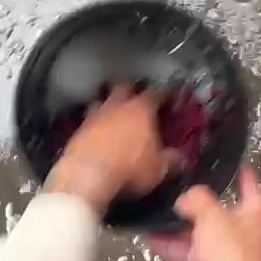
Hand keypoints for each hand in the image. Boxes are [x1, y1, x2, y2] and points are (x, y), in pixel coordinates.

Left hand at [45, 85, 178, 211]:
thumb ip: (172, 160)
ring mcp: (95, 114)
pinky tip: (96, 130)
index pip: (156, 93)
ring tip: (113, 112)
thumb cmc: (130, 168)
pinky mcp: (78, 128)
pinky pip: (88, 118)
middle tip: (137, 97)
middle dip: (132, 89)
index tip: (169, 95)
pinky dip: (94, 122)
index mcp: (141, 109)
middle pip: (124, 86)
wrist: (87, 174)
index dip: (164, 93)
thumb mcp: (159, 169)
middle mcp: (118, 105)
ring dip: (108, 103)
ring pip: (102, 99)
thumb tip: (181, 158)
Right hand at [145, 167, 260, 260]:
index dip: (230, 165)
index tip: (211, 154)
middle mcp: (248, 228)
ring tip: (154, 211)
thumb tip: (185, 199)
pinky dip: (175, 246)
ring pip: (203, 231)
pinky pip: (194, 253)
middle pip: (219, 207)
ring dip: (180, 225)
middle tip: (172, 184)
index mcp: (257, 209)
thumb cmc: (232, 255)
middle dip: (195, 199)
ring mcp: (232, 251)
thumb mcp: (212, 215)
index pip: (245, 178)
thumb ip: (196, 199)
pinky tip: (151, 238)